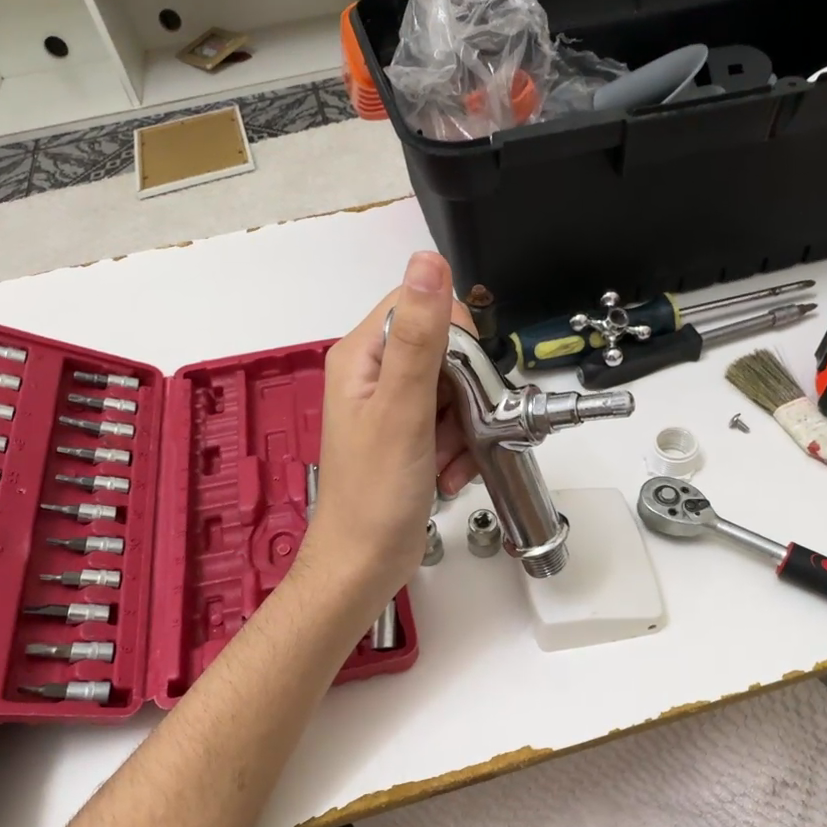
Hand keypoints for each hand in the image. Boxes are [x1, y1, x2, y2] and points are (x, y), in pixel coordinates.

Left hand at [298, 252, 477, 613]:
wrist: (365, 563)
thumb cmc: (374, 497)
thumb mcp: (402, 409)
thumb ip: (420, 337)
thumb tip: (428, 264)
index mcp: (361, 357)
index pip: (420, 306)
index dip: (454, 336)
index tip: (464, 376)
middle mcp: (373, 376)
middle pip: (445, 352)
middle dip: (465, 394)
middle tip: (459, 428)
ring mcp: (392, 409)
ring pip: (454, 391)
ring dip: (465, 428)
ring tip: (448, 460)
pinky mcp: (409, 439)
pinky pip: (451, 424)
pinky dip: (459, 450)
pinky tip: (448, 475)